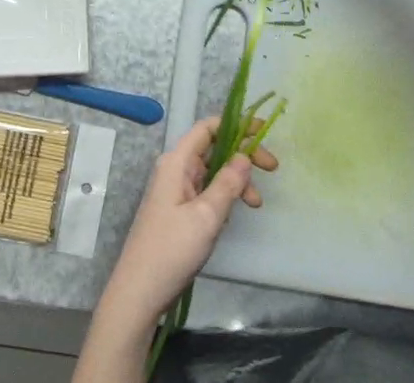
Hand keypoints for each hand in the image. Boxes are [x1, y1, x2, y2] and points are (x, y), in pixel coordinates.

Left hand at [104, 117, 278, 316]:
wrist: (141, 289)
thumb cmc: (172, 248)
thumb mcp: (206, 215)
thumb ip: (227, 183)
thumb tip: (244, 156)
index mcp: (177, 162)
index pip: (207, 128)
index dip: (235, 124)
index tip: (263, 132)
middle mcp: (175, 170)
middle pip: (213, 149)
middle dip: (243, 155)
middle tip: (272, 169)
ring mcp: (176, 190)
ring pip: (213, 172)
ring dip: (237, 181)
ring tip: (257, 204)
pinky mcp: (179, 210)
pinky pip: (207, 191)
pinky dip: (226, 197)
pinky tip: (236, 213)